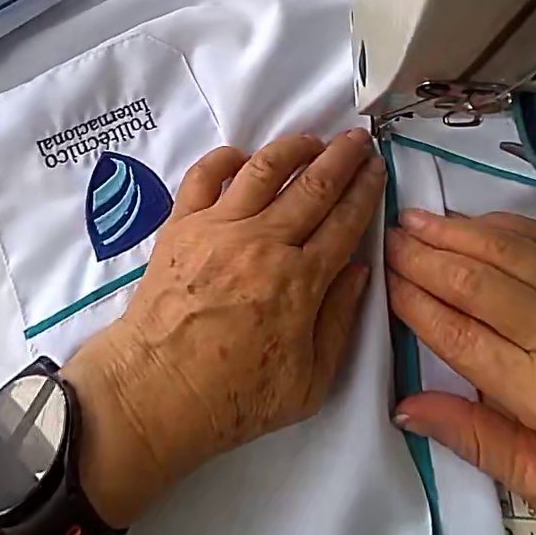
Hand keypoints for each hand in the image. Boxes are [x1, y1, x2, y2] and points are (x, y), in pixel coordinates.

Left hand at [63, 129, 385, 525]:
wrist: (158, 386)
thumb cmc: (236, 395)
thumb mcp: (311, 381)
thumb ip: (340, 320)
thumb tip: (357, 268)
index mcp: (300, 280)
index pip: (344, 222)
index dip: (365, 192)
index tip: (377, 169)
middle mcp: (262, 242)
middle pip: (311, 187)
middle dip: (341, 159)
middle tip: (357, 140)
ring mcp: (218, 227)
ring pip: (262, 171)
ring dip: (290, 149)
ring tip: (310, 140)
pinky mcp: (181, 224)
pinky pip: (203, 177)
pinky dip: (223, 158)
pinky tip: (241, 156)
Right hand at [386, 209, 535, 534]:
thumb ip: (472, 439)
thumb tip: (403, 407)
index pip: (458, 334)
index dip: (411, 302)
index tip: (379, 279)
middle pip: (475, 281)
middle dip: (421, 256)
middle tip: (384, 239)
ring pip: (508, 250)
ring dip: (453, 230)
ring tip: (412, 220)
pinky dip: (502, 225)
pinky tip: (470, 221)